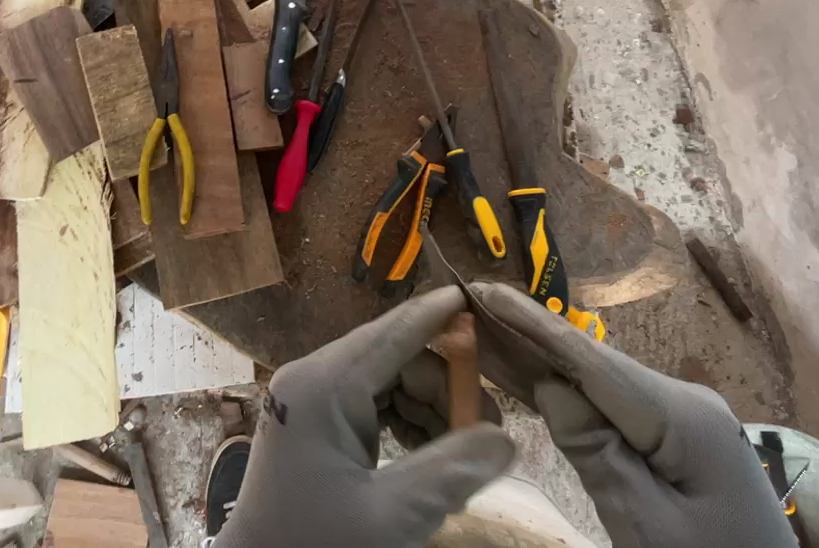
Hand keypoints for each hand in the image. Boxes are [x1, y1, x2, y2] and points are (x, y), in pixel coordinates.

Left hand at [216, 286, 517, 547]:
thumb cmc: (318, 546)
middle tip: (489, 428)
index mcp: (324, 384)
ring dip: (429, 410)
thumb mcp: (391, 517)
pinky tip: (432, 456)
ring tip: (465, 451)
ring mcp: (311, 398)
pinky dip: (406, 424)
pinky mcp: (315, 421)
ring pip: (388, 382)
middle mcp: (314, 377)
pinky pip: (372, 405)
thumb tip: (507, 437)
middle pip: (395, 359)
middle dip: (444, 387)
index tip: (475, 296)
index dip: (436, 314)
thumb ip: (451, 470)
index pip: (393, 332)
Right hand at [471, 283, 794, 547]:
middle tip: (470, 311)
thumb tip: (550, 386)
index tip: (487, 290)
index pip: (590, 360)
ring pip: (599, 380)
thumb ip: (596, 454)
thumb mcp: (648, 529)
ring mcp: (683, 415)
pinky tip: (533, 375)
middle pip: (591, 362)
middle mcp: (684, 399)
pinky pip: (614, 404)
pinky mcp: (678, 434)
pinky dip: (571, 391)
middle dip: (529, 336)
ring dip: (544, 361)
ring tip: (485, 335)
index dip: (533, 323)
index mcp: (683, 416)